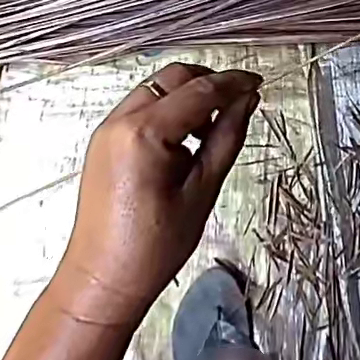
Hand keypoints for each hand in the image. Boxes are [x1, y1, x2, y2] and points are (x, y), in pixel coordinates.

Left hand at [53, 63, 260, 325]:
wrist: (101, 283)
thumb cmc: (154, 246)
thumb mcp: (203, 189)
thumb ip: (227, 135)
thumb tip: (247, 99)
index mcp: (145, 133)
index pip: (200, 90)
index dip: (233, 83)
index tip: (257, 84)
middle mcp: (121, 120)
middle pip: (175, 77)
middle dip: (210, 82)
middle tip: (238, 100)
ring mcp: (108, 128)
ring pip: (158, 87)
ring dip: (189, 94)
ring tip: (214, 124)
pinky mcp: (104, 140)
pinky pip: (143, 106)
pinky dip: (169, 107)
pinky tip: (187, 135)